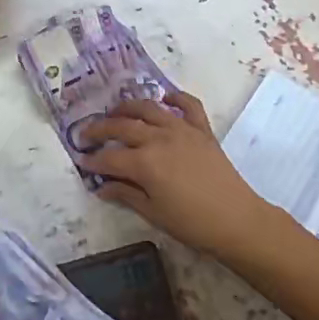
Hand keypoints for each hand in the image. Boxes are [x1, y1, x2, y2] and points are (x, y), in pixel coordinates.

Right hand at [77, 92, 277, 259]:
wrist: (237, 220)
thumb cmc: (191, 223)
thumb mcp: (153, 212)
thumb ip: (125, 194)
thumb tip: (101, 186)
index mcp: (144, 163)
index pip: (109, 158)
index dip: (92, 159)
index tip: (81, 160)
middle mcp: (159, 139)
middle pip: (121, 127)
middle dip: (99, 129)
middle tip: (86, 134)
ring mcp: (181, 130)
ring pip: (148, 108)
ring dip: (127, 107)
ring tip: (115, 111)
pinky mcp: (201, 130)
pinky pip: (188, 105)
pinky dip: (176, 97)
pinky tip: (165, 98)